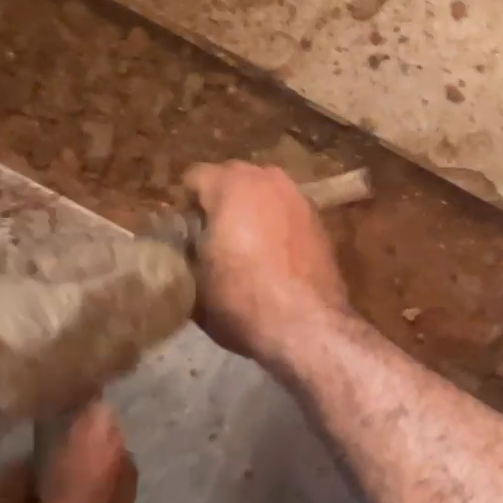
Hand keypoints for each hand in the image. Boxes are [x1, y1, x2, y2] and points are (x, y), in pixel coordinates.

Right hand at [182, 161, 350, 364]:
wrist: (307, 325)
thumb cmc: (242, 301)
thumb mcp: (194, 281)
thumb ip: (184, 251)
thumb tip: (185, 245)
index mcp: (232, 185)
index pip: (194, 177)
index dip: (184, 206)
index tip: (183, 235)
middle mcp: (268, 180)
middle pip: (232, 178)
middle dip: (219, 202)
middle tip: (210, 239)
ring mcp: (298, 196)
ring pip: (262, 192)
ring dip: (250, 210)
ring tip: (243, 246)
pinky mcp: (318, 218)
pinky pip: (285, 210)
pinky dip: (275, 224)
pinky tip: (273, 255)